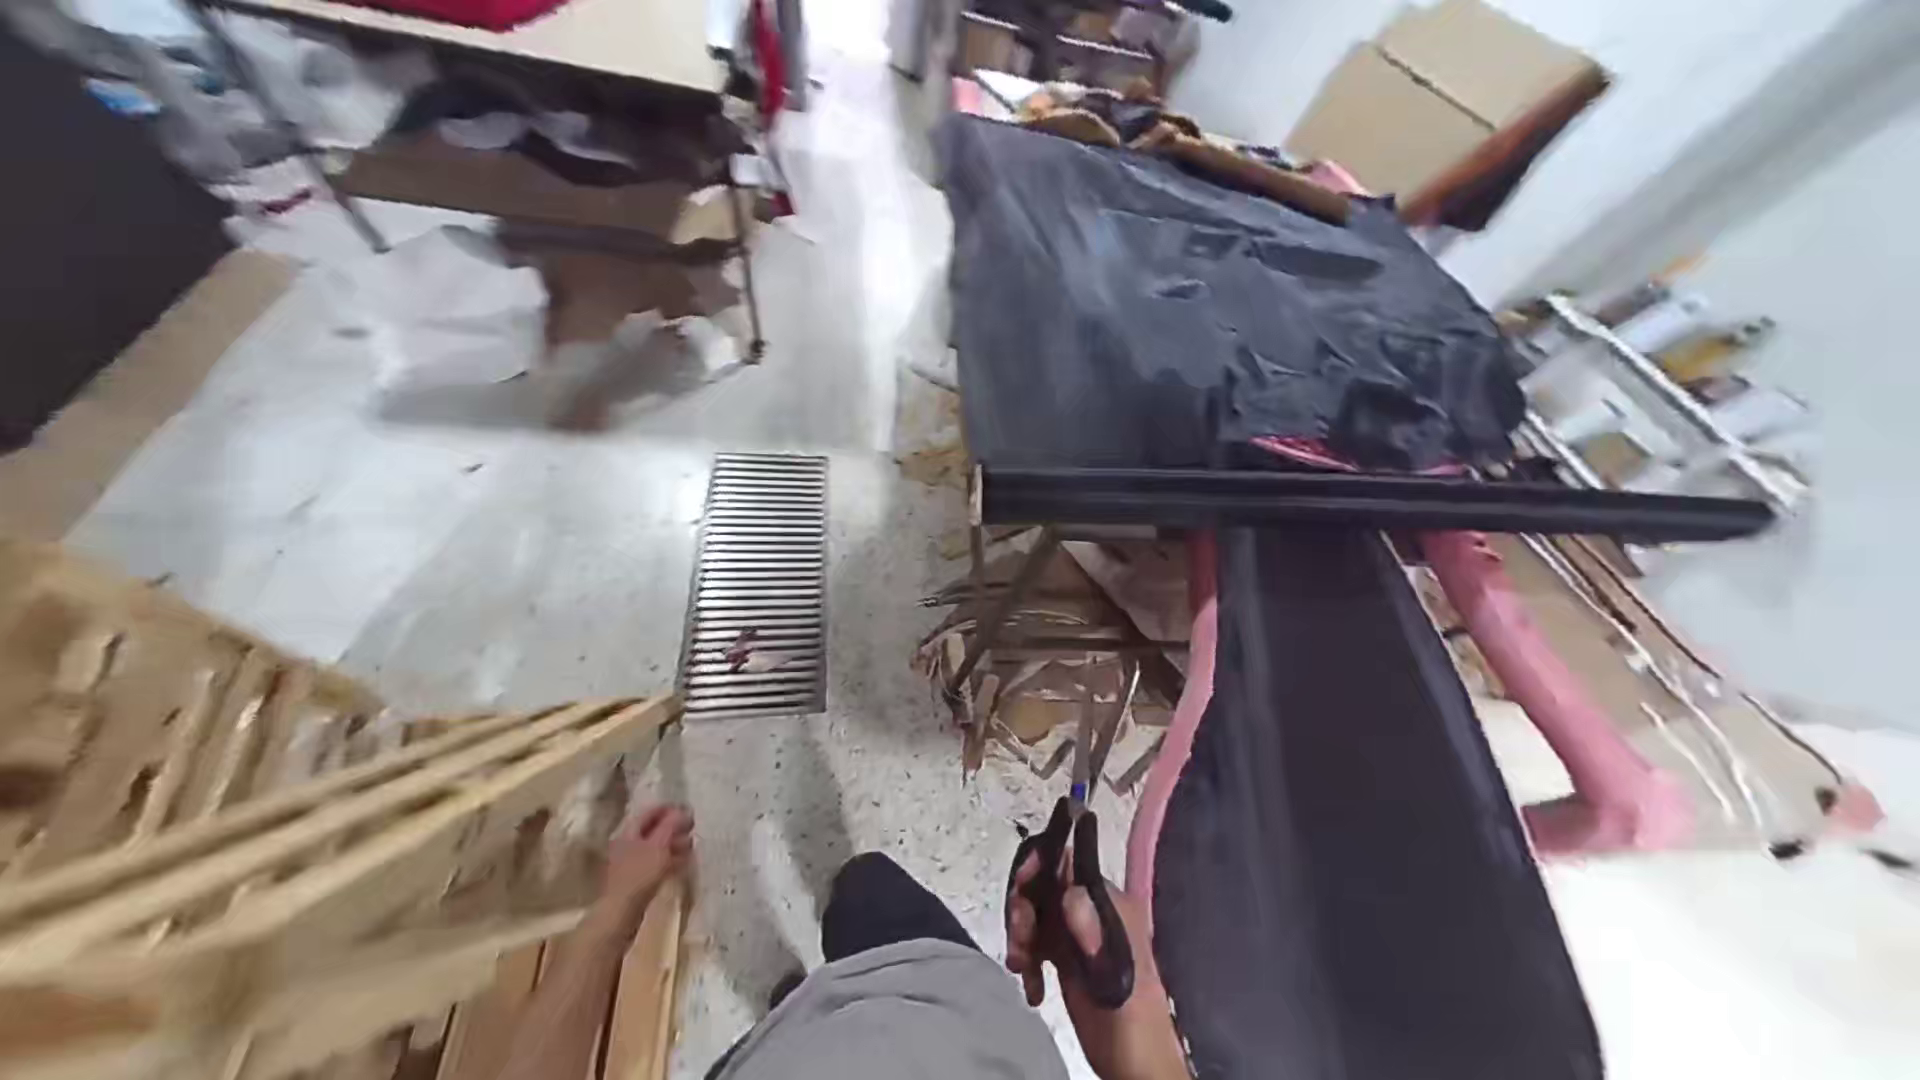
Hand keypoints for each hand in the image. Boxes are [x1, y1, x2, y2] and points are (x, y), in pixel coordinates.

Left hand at [594, 803, 693, 934]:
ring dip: (674, 845)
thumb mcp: (660, 845)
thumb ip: (672, 825)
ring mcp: (631, 864)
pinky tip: (683, 863)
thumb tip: (683, 810)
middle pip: (654, 830)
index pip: (650, 812)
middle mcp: (627, 845)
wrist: (620, 915)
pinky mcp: (636, 882)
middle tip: (693, 828)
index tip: (689, 810)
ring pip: (656, 848)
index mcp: (628, 833)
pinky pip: (656, 864)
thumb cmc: (640, 874)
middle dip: (674, 827)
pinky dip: (670, 861)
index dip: (670, 808)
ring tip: (692, 846)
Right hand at [1006, 849, 1187, 1079]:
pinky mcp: (1066, 957)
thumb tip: (1071, 893)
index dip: (1040, 866)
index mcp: (1110, 903)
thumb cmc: (1133, 1019)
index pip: (1069, 863)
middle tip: (1019, 940)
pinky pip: (1037, 941)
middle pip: (1046, 887)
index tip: (1021, 886)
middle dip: (1025, 908)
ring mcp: (1078, 933)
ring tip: (1021, 967)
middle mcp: (1092, 910)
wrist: (1137, 1070)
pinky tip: (1032, 988)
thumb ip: (1095, 932)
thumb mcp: (1116, 973)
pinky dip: (1027, 958)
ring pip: (1037, 912)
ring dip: (1021, 934)